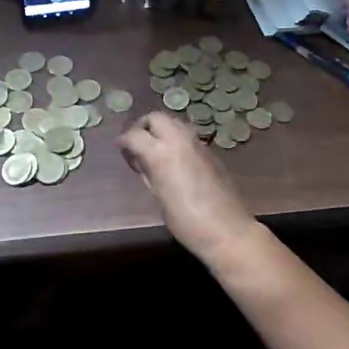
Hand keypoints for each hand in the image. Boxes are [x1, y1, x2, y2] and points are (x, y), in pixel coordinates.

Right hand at [118, 112, 260, 260]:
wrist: (227, 230)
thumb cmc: (185, 221)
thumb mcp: (159, 197)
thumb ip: (148, 173)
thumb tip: (141, 161)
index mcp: (160, 153)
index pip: (134, 135)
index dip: (124, 141)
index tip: (121, 149)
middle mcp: (179, 141)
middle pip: (156, 117)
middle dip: (143, 126)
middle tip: (137, 143)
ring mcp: (198, 144)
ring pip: (174, 123)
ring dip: (162, 130)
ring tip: (156, 151)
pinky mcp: (211, 152)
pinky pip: (188, 136)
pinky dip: (177, 140)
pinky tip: (176, 160)